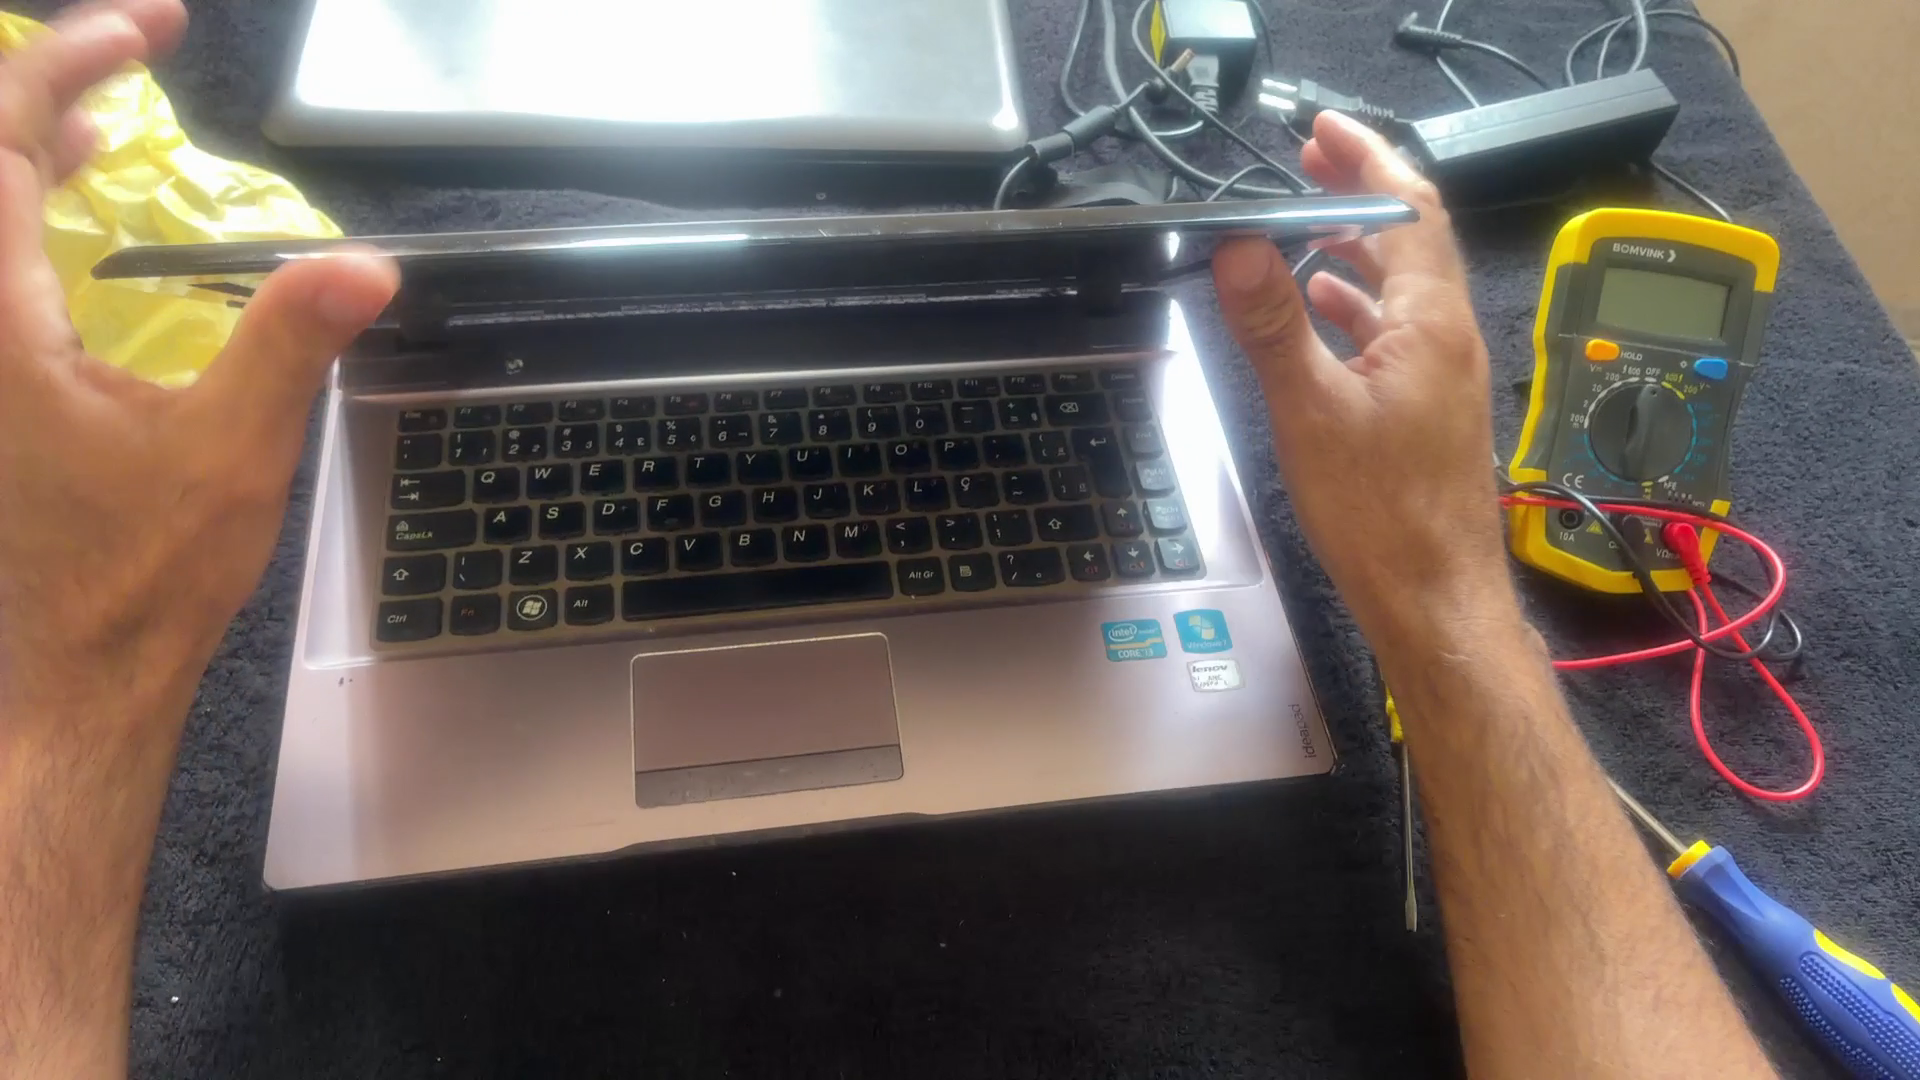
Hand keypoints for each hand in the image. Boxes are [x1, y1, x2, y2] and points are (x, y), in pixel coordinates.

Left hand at [0, 4, 396, 1071]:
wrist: (56, 663)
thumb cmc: (143, 564)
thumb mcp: (235, 450)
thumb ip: (290, 344)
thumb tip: (367, 264)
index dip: (75, 58)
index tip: (156, 27)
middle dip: (34, 81)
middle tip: (130, 63)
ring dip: (15, 141)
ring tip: (103, 122)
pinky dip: (11, 210)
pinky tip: (69, 227)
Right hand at [1211, 111, 1515, 649]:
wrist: (1430, 593)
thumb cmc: (1377, 511)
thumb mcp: (1311, 412)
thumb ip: (1275, 327)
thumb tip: (1241, 249)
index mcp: (1430, 324)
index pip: (1407, 211)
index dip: (1367, 160)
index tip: (1321, 132)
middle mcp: (1447, 338)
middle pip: (1409, 241)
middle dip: (1358, 195)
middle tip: (1304, 170)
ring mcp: (1438, 374)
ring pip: (1400, 289)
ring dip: (1354, 251)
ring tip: (1303, 229)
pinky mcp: (1423, 407)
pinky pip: (1392, 334)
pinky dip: (1355, 309)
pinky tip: (1324, 316)